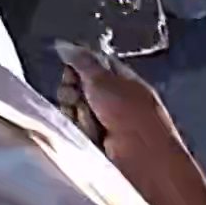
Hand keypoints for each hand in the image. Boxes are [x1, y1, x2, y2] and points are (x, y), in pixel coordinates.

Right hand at [54, 41, 182, 177]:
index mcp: (123, 80)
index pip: (93, 62)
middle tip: (76, 94)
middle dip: (71, 88)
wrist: (143, 160)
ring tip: (86, 118)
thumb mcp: (103, 79)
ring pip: (72, 104)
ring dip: (74, 109)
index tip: (70, 69)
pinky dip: (77, 126)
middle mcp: (114, 98)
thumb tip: (62, 44)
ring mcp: (105, 119)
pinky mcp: (96, 138)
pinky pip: (74, 123)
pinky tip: (87, 131)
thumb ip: (80, 59)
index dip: (78, 63)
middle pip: (77, 83)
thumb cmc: (130, 114)